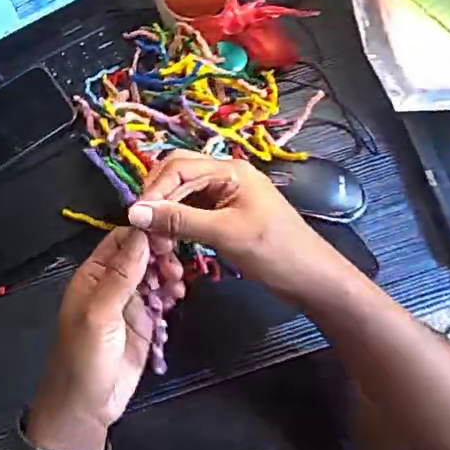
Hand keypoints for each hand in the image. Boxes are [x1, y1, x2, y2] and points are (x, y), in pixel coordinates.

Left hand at [28, 225, 182, 449]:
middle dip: (161, 255)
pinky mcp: (145, 323)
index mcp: (94, 273)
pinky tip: (178, 297)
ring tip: (177, 284)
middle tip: (175, 266)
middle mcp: (112, 283)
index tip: (167, 236)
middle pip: (142, 255)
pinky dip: (171, 294)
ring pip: (155, 275)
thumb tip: (142, 233)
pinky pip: (161, 299)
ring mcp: (130, 303)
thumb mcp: (99, 313)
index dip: (144, 234)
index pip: (121, 240)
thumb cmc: (83, 356)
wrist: (86, 407)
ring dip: (169, 274)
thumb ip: (121, 274)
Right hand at [127, 152, 360, 306]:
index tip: (137, 218)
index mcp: (229, 170)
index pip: (177, 167)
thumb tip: (135, 212)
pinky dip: (177, 223)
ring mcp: (226, 194)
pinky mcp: (226, 213)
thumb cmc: (276, 252)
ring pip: (181, 193)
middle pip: (176, 174)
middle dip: (157, 198)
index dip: (154, 190)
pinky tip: (172, 242)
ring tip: (159, 241)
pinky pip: (191, 209)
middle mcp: (225, 175)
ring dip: (166, 213)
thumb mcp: (225, 235)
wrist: (315, 281)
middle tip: (146, 229)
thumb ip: (179, 221)